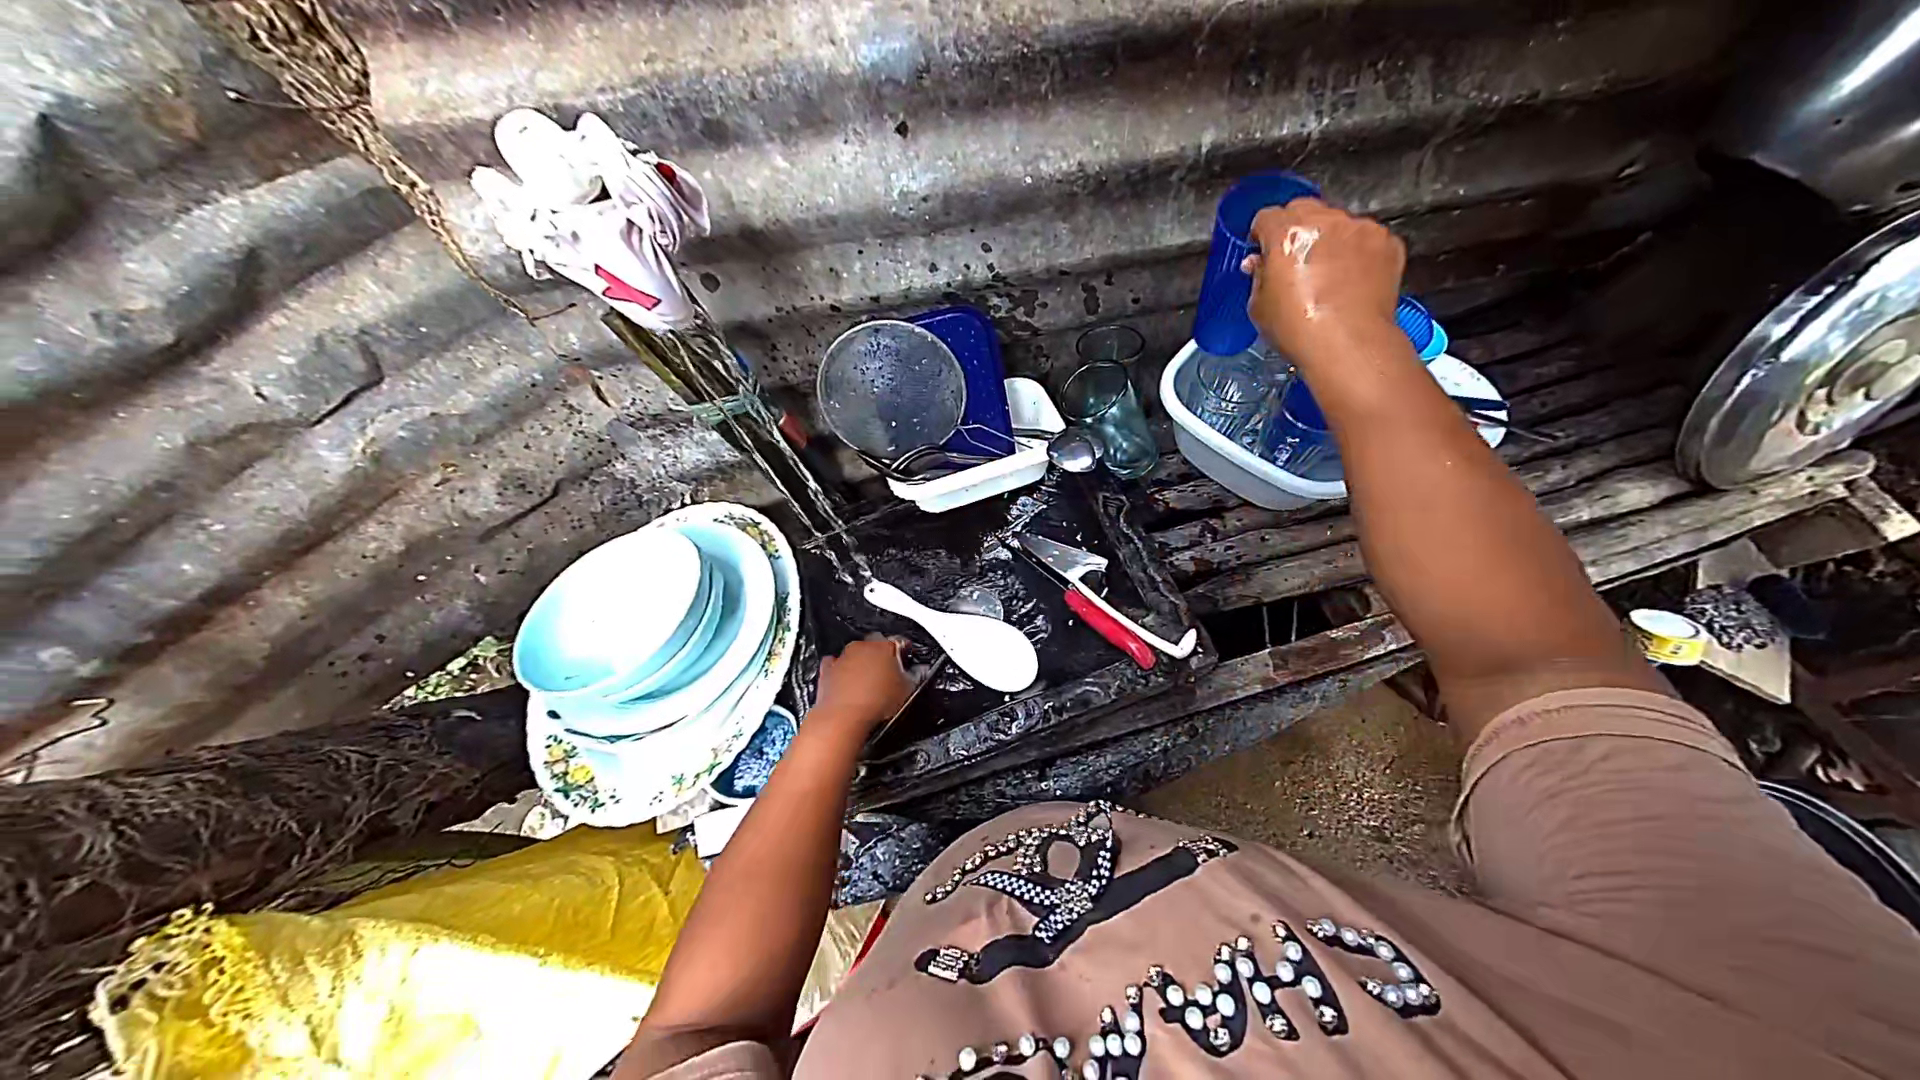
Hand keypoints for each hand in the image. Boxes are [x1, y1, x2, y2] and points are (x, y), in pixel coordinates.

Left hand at [812, 635, 916, 738]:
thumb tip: (919, 672)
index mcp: (884, 646)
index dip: (905, 652)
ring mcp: (843, 658)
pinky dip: (841, 673)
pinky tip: (847, 686)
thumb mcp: (907, 690)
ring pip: (855, 656)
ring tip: (869, 685)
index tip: (907, 660)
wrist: (844, 718)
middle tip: (889, 675)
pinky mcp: (827, 672)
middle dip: (882, 657)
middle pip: (875, 646)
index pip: (899, 642)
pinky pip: (834, 666)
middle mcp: (862, 647)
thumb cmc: (876, 702)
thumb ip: (914, 676)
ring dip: (862, 665)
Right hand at [1244, 199, 1406, 362]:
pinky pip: (1365, 239)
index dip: (1261, 234)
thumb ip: (1258, 276)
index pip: (1267, 216)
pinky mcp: (1386, 243)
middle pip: (1304, 210)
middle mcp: (1325, 222)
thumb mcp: (1259, 307)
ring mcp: (1360, 230)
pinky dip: (1356, 253)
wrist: (1348, 344)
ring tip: (1325, 276)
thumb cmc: (1301, 329)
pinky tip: (1348, 280)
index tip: (1262, 247)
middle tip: (1292, 260)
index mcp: (1287, 234)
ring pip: (1337, 223)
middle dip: (1295, 230)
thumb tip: (1260, 264)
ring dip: (1328, 241)